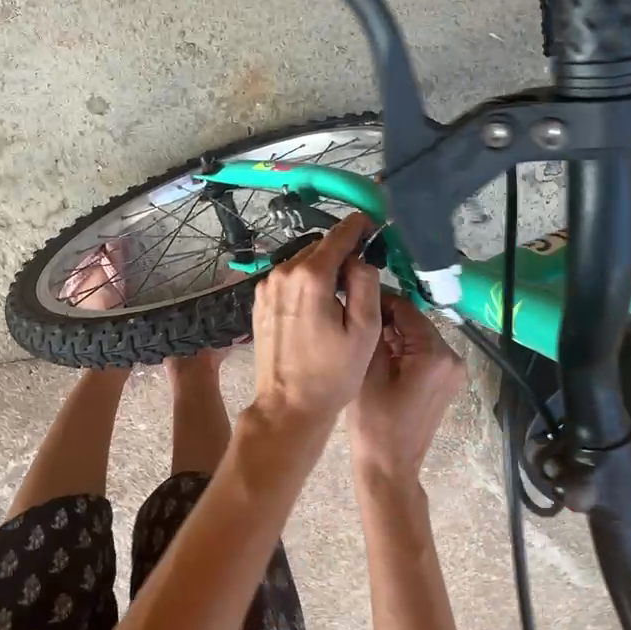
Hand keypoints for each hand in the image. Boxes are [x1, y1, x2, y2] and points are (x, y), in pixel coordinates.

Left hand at [249, 213, 382, 433]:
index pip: (338, 237)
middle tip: (363, 271)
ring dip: (323, 269)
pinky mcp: (259, 301)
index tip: (371, 222)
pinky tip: (319, 304)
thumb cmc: (332, 375)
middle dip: (342, 253)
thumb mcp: (364, 330)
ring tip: (342, 293)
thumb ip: (366, 283)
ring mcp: (266, 286)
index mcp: (310, 277)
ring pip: (302, 262)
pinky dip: (306, 281)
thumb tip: (360, 259)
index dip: (357, 226)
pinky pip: (288, 278)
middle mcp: (283, 273)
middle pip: (319, 249)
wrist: (287, 407)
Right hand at [347, 292, 465, 489]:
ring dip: (395, 334)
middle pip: (415, 321)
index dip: (379, 302)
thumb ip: (374, 332)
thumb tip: (371, 303)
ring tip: (366, 339)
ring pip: (418, 336)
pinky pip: (423, 353)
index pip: (406, 309)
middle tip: (357, 322)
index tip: (354, 301)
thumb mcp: (368, 370)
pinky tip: (382, 356)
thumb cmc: (374, 422)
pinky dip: (404, 350)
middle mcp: (452, 358)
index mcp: (435, 354)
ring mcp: (453, 371)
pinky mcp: (447, 381)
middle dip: (387, 318)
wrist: (389, 466)